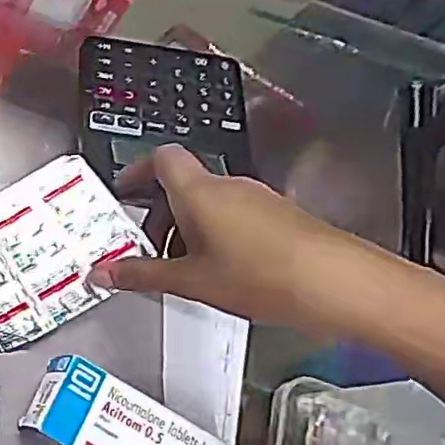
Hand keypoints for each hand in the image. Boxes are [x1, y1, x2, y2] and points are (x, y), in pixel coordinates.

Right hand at [88, 144, 401, 337]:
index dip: (137, 172)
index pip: (161, 159)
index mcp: (200, 191)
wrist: (338, 285)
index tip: (122, 192)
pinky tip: (210, 272)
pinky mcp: (275, 218)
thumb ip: (139, 274)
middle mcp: (229, 187)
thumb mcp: (187, 280)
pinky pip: (230, 218)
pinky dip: (210, 238)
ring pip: (205, 204)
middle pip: (180, 186)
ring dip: (182, 230)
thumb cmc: (268, 273)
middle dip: (156, 216)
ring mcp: (255, 201)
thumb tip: (106, 272)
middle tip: (141, 249)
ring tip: (175, 268)